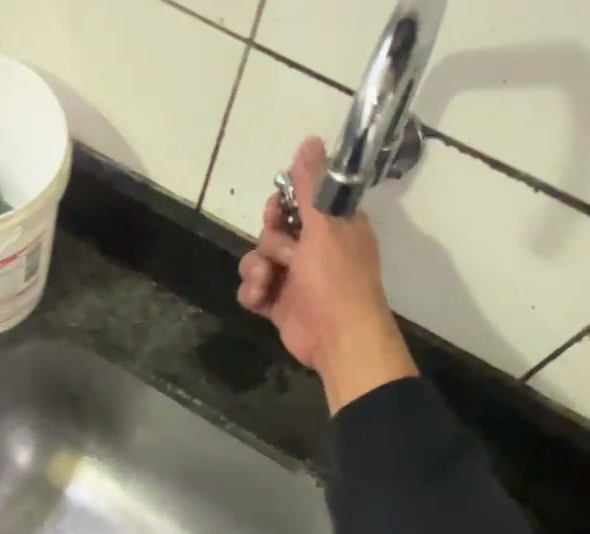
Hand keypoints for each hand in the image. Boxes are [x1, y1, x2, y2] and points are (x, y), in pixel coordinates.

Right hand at [238, 136, 417, 412]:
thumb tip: (308, 140)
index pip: (300, 202)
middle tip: (281, 254)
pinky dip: (252, 293)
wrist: (337, 337)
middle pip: (273, 230)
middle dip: (269, 242)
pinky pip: (253, 289)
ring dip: (256, 270)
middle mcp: (313, 248)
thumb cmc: (337, 279)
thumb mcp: (325, 226)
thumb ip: (312, 186)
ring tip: (266, 283)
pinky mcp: (279, 303)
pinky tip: (260, 299)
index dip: (283, 204)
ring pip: (258, 259)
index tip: (278, 211)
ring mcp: (294, 277)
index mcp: (332, 225)